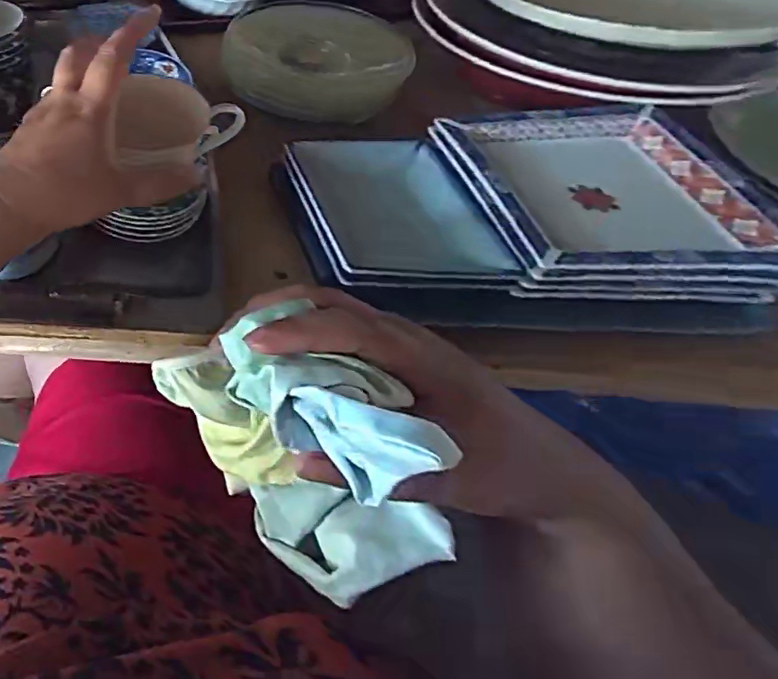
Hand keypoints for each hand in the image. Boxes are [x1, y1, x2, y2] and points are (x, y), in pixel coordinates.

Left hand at [0, 6, 200, 236]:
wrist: (6, 204)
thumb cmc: (64, 193)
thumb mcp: (117, 191)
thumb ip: (157, 183)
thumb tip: (196, 175)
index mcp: (90, 107)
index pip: (113, 56)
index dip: (132, 30)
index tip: (149, 13)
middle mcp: (63, 101)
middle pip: (76, 54)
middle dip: (97, 41)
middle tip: (116, 43)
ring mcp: (39, 112)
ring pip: (59, 76)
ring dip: (78, 67)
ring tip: (96, 81)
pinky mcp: (25, 128)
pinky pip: (48, 100)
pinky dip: (64, 95)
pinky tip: (70, 118)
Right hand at [237, 286, 646, 527]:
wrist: (550, 466)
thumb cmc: (499, 466)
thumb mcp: (446, 479)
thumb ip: (375, 470)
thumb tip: (296, 459)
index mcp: (417, 356)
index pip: (346, 327)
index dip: (294, 332)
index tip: (250, 346)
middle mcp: (398, 334)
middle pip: (322, 299)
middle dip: (268, 311)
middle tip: (228, 339)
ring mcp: (390, 336)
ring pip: (320, 304)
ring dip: (274, 315)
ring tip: (237, 341)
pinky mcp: (382, 347)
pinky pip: (325, 321)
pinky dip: (288, 327)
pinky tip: (271, 353)